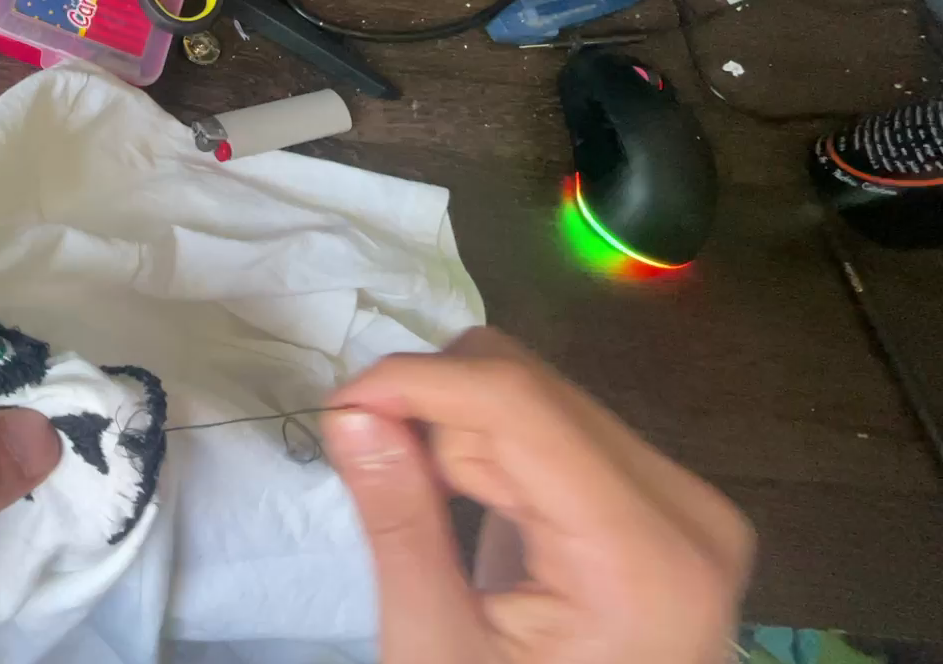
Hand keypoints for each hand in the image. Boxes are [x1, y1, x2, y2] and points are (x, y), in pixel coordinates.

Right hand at [323, 328, 753, 663]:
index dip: (413, 381)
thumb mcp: (435, 644)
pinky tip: (471, 498)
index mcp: (643, 555)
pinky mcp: (646, 485)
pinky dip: (473, 434)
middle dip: (431, 416)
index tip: (338, 411)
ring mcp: (670, 492)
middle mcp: (680, 505)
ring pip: (516, 383)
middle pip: (516, 380)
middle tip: (404, 493)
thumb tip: (349, 411)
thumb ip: (397, 522)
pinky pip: (532, 408)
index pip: (515, 399)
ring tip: (445, 509)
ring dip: (449, 428)